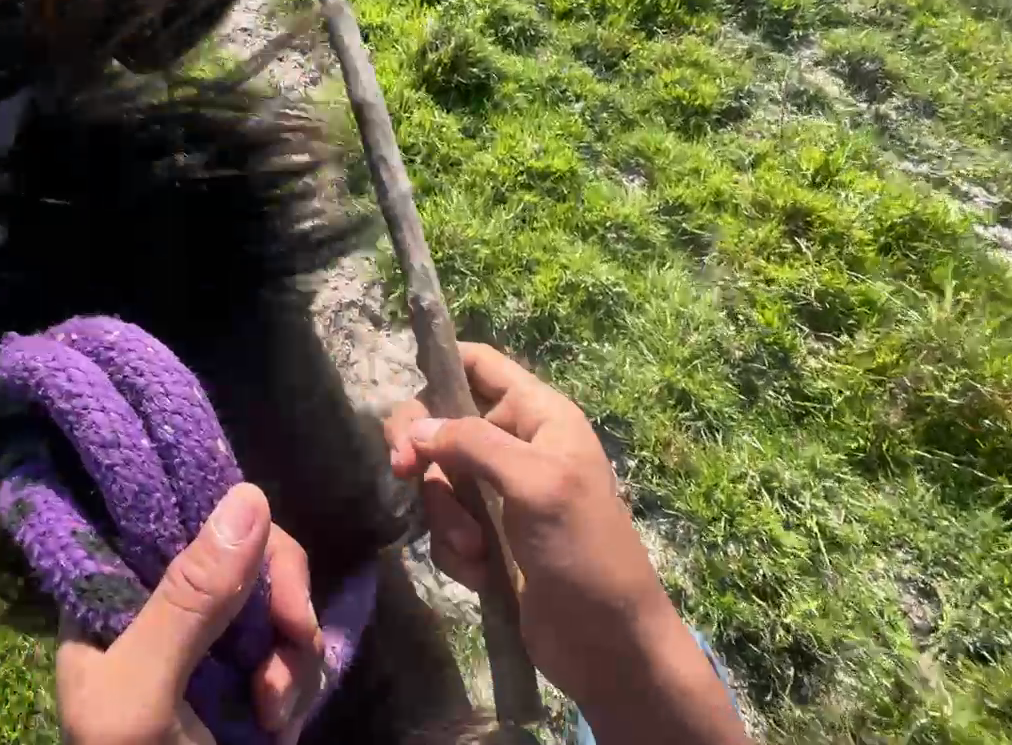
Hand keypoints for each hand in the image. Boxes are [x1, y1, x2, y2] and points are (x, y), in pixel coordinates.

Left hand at [55, 483, 326, 744]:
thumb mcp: (142, 701)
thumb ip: (187, 602)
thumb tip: (250, 494)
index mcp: (113, 600)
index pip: (169, 515)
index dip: (223, 516)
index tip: (262, 546)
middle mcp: (164, 610)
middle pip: (239, 549)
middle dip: (276, 594)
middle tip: (292, 633)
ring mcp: (212, 644)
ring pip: (276, 595)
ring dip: (294, 650)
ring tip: (277, 713)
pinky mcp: (251, 675)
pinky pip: (295, 643)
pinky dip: (301, 679)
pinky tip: (284, 724)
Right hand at [384, 344, 748, 744]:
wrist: (609, 648)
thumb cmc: (584, 549)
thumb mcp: (535, 483)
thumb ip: (472, 443)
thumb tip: (415, 429)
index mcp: (537, 414)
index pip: (479, 363)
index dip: (441, 363)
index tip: (403, 386)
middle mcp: (514, 443)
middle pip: (442, 419)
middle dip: (422, 448)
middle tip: (402, 469)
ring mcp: (497, 490)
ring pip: (437, 477)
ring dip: (445, 513)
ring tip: (475, 547)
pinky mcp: (485, 533)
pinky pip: (443, 521)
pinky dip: (453, 546)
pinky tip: (480, 571)